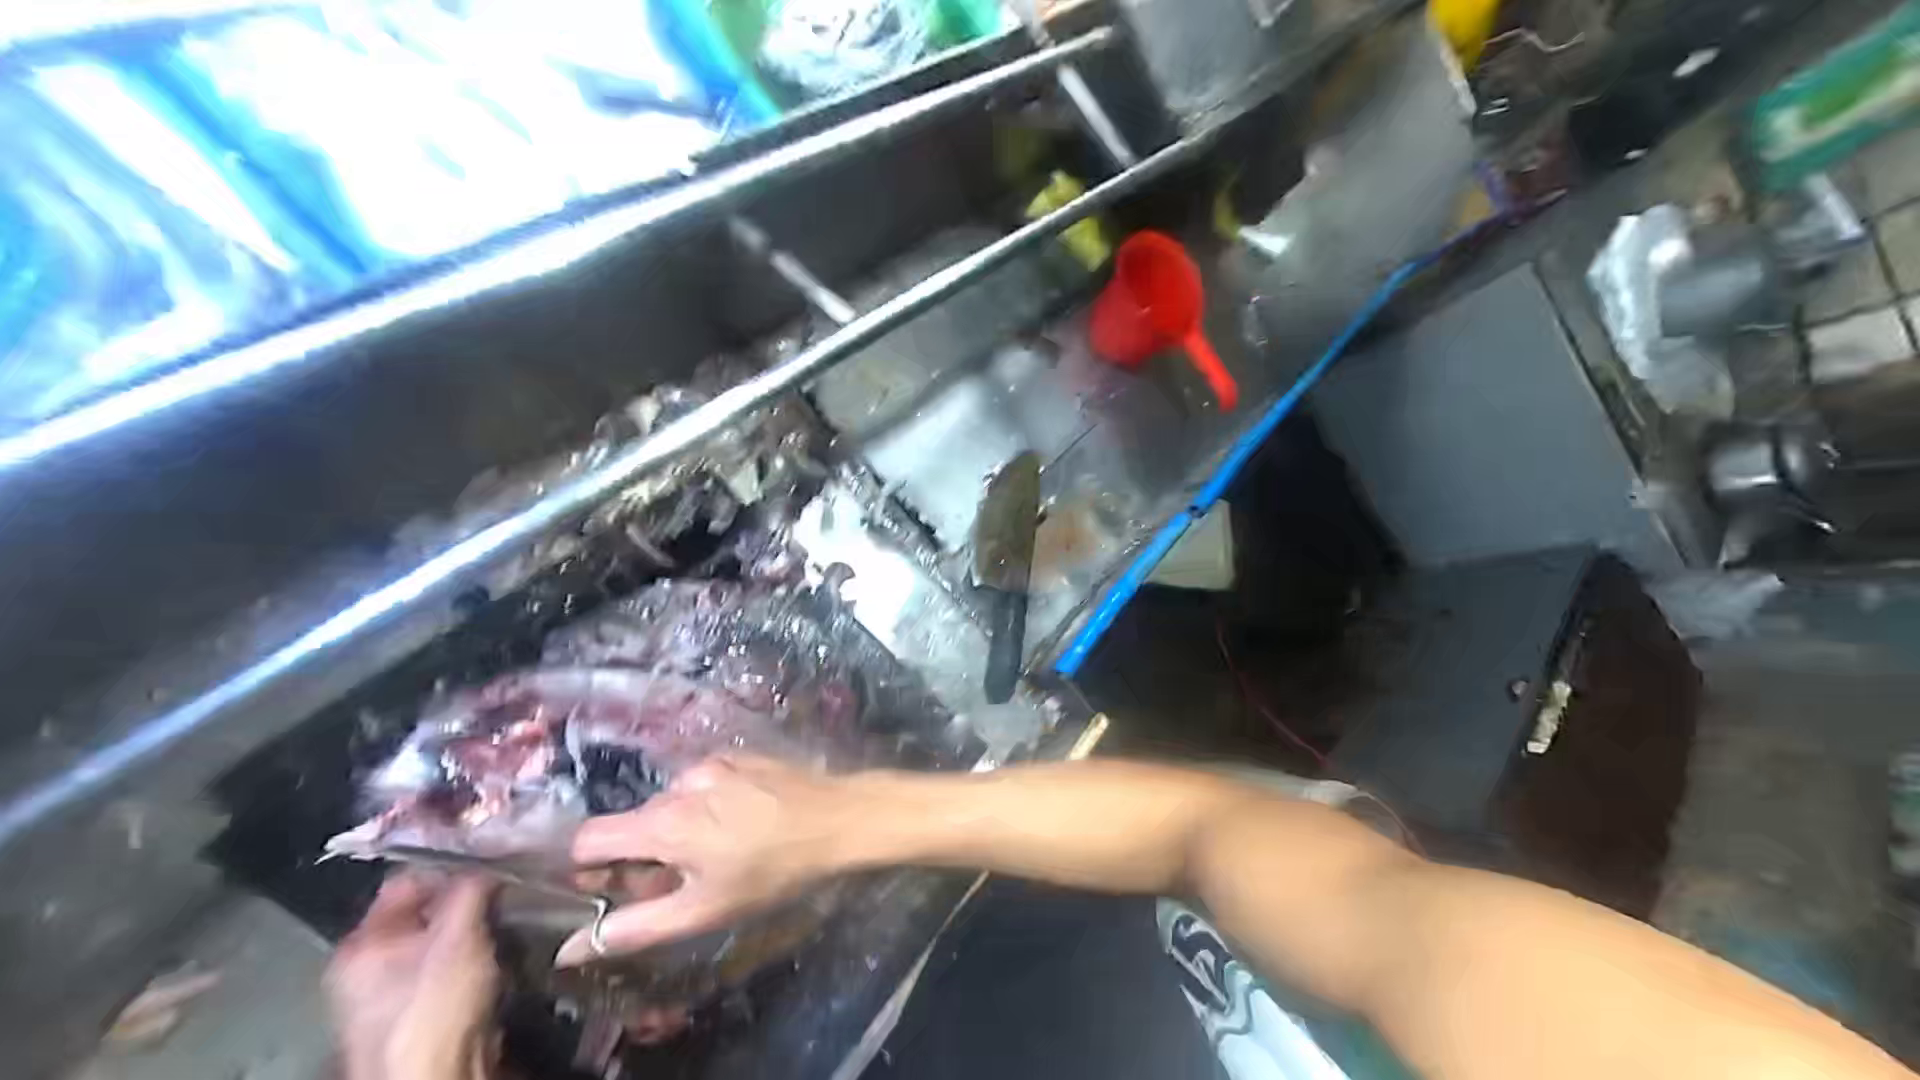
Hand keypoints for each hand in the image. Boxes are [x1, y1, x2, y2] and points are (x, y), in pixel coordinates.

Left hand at [327, 873, 501, 1079]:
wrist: (438, 1079)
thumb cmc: (436, 1006)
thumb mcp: (459, 934)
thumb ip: (471, 887)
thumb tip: (489, 853)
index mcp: (361, 943)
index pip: (409, 879)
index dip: (453, 864)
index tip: (495, 857)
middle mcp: (367, 963)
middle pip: (428, 907)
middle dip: (471, 895)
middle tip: (510, 884)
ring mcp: (392, 990)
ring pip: (444, 933)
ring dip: (478, 923)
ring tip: (513, 911)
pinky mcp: (420, 1007)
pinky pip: (452, 960)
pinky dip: (478, 949)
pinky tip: (503, 945)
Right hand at [557, 756, 856, 966]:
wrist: (838, 818)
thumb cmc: (771, 871)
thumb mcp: (704, 910)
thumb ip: (634, 927)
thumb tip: (572, 947)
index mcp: (664, 822)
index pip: (590, 837)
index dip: (592, 867)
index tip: (621, 887)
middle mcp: (681, 783)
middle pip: (637, 821)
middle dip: (647, 853)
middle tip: (688, 878)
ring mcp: (714, 763)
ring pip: (674, 802)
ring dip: (683, 828)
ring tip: (724, 849)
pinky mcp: (741, 755)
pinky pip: (706, 782)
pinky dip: (711, 803)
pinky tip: (745, 820)